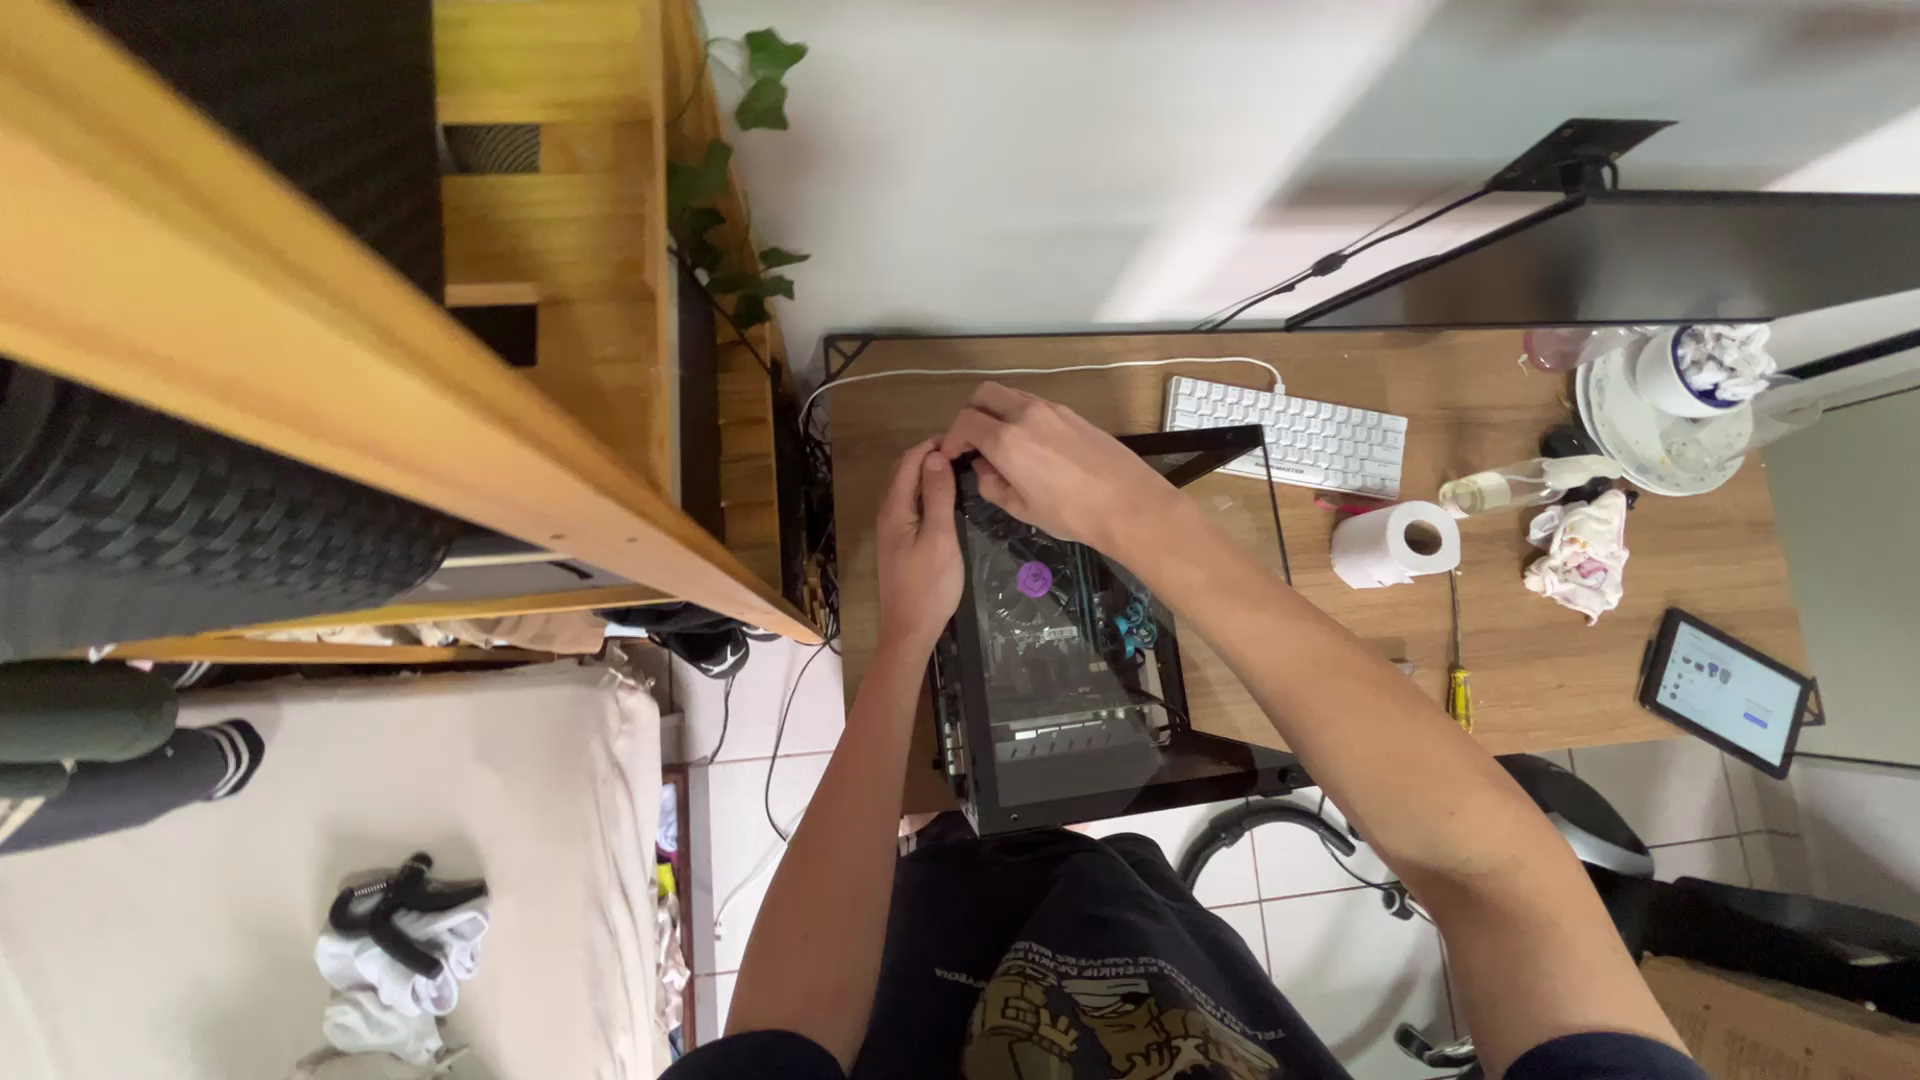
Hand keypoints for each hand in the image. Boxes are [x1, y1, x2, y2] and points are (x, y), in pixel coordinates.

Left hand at [875, 438, 963, 652]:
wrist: (910, 630)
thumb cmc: (930, 585)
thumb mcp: (940, 537)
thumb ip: (937, 496)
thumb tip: (937, 456)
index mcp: (895, 508)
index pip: (910, 461)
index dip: (933, 445)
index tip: (964, 440)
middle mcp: (888, 513)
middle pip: (904, 471)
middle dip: (930, 455)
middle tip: (964, 451)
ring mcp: (892, 529)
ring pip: (907, 488)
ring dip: (929, 473)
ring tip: (960, 468)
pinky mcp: (899, 542)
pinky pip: (911, 504)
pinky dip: (927, 492)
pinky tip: (946, 498)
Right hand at [937, 382, 1182, 551]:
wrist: (1128, 503)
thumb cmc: (1071, 513)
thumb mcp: (1021, 509)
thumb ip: (992, 484)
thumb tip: (983, 467)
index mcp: (1006, 440)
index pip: (964, 422)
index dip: (951, 438)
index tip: (952, 455)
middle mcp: (1025, 414)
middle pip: (983, 394)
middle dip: (970, 414)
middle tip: (972, 442)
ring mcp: (1051, 409)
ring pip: (1010, 394)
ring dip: (996, 411)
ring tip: (1000, 442)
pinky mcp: (1070, 412)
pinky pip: (1033, 403)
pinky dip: (1019, 414)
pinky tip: (1029, 443)